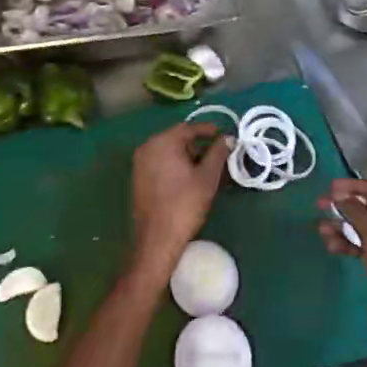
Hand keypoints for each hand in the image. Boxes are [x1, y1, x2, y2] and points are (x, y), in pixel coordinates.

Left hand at [130, 123, 231, 278]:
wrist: (157, 238)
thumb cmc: (185, 204)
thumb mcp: (207, 177)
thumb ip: (218, 153)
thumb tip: (228, 138)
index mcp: (162, 142)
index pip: (189, 128)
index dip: (208, 130)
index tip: (224, 135)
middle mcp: (147, 147)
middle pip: (177, 139)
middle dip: (198, 145)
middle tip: (218, 155)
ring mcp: (140, 163)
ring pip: (169, 151)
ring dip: (188, 156)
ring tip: (207, 169)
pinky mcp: (138, 178)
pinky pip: (160, 163)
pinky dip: (175, 165)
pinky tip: (189, 178)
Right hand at [318, 180, 366, 357]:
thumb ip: (358, 215)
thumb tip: (340, 195)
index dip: (357, 188)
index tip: (332, 187)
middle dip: (346, 207)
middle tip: (320, 205)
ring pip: (365, 229)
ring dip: (344, 227)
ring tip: (321, 229)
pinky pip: (365, 246)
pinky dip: (349, 244)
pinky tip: (331, 245)